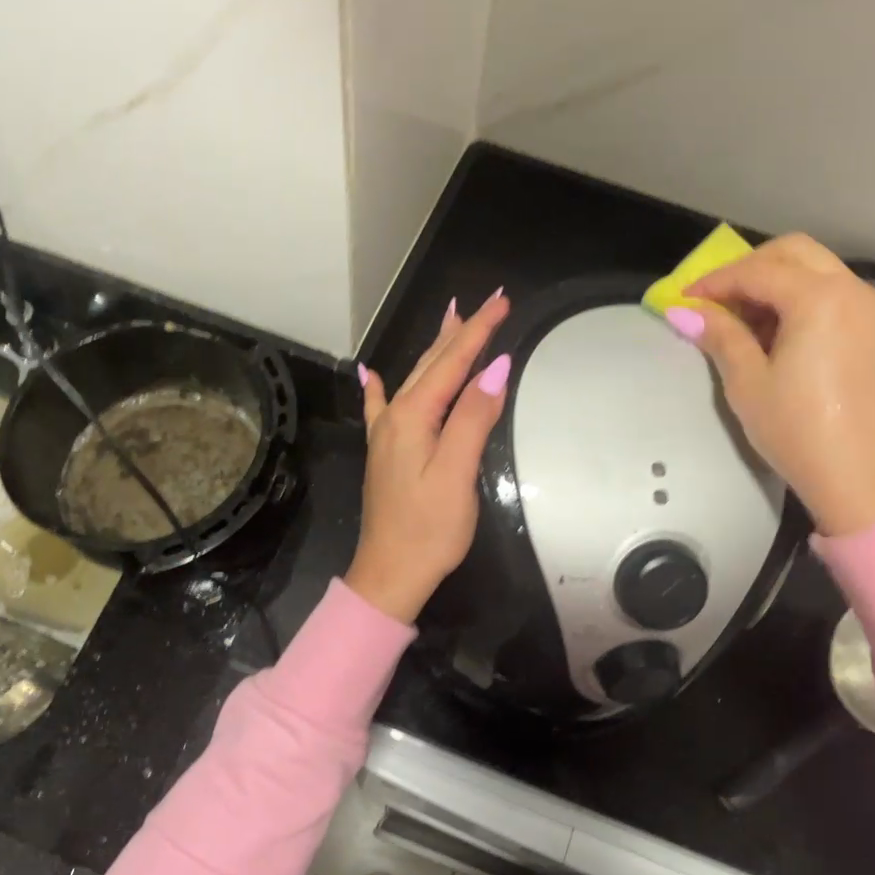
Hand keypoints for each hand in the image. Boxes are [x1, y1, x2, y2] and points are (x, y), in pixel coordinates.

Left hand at [346, 290, 513, 622]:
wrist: (390, 573)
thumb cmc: (429, 529)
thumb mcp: (457, 473)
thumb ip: (473, 418)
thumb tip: (495, 367)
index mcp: (414, 417)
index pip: (452, 362)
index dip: (479, 331)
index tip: (503, 302)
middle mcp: (395, 417)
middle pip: (432, 364)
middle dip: (461, 331)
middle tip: (487, 303)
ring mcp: (387, 435)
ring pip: (415, 378)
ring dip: (436, 348)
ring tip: (451, 318)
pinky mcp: (386, 454)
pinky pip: (383, 407)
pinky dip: (382, 386)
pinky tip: (371, 375)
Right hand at [664, 234, 874, 535]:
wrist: (858, 474)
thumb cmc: (796, 430)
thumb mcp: (747, 382)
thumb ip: (719, 336)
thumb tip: (682, 311)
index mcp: (818, 298)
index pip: (756, 270)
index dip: (714, 282)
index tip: (683, 300)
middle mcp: (849, 289)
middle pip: (792, 252)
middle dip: (747, 269)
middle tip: (713, 302)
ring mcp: (866, 308)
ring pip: (813, 269)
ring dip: (772, 281)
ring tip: (738, 320)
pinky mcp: (871, 329)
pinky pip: (829, 292)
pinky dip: (796, 297)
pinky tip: (771, 333)